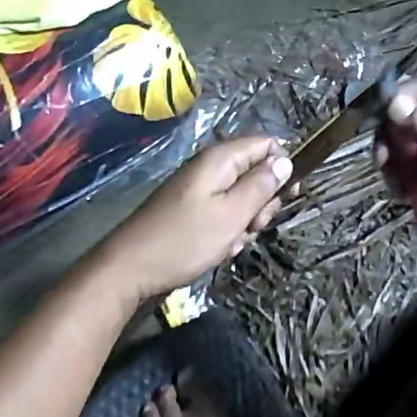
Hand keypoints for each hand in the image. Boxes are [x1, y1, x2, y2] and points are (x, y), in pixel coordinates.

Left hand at [98, 137, 292, 301]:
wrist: (127, 271)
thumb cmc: (184, 240)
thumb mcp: (232, 214)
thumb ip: (262, 186)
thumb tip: (286, 161)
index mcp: (220, 159)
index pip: (266, 144)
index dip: (282, 166)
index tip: (288, 196)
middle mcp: (210, 167)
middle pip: (255, 171)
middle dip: (263, 200)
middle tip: (254, 226)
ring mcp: (199, 189)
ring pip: (241, 196)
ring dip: (246, 220)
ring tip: (233, 242)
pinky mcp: (191, 210)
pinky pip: (223, 212)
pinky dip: (228, 229)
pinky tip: (219, 249)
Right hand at [375, 77, 416, 241]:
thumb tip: (393, 101)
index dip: (401, 97)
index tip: (383, 116)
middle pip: (407, 113)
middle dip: (392, 136)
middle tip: (383, 159)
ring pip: (401, 140)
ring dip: (392, 159)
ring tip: (396, 183)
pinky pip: (404, 162)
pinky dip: (399, 176)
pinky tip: (404, 194)